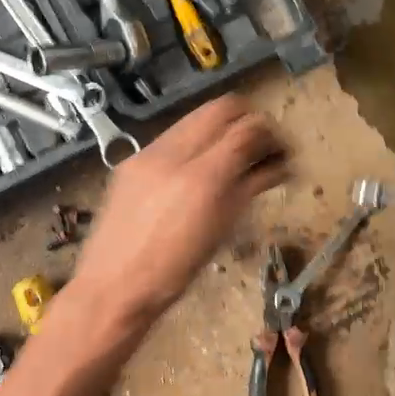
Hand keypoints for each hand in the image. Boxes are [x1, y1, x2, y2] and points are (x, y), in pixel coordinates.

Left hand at [72, 96, 288, 330]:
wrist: (113, 287)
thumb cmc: (175, 272)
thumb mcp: (221, 229)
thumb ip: (250, 187)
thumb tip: (277, 165)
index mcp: (203, 178)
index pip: (248, 129)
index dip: (272, 134)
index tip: (282, 149)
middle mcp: (174, 154)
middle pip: (223, 108)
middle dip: (249, 120)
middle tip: (261, 144)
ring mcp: (148, 153)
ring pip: (196, 118)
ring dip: (222, 129)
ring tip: (233, 156)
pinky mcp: (131, 160)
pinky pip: (173, 136)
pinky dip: (196, 143)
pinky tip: (200, 168)